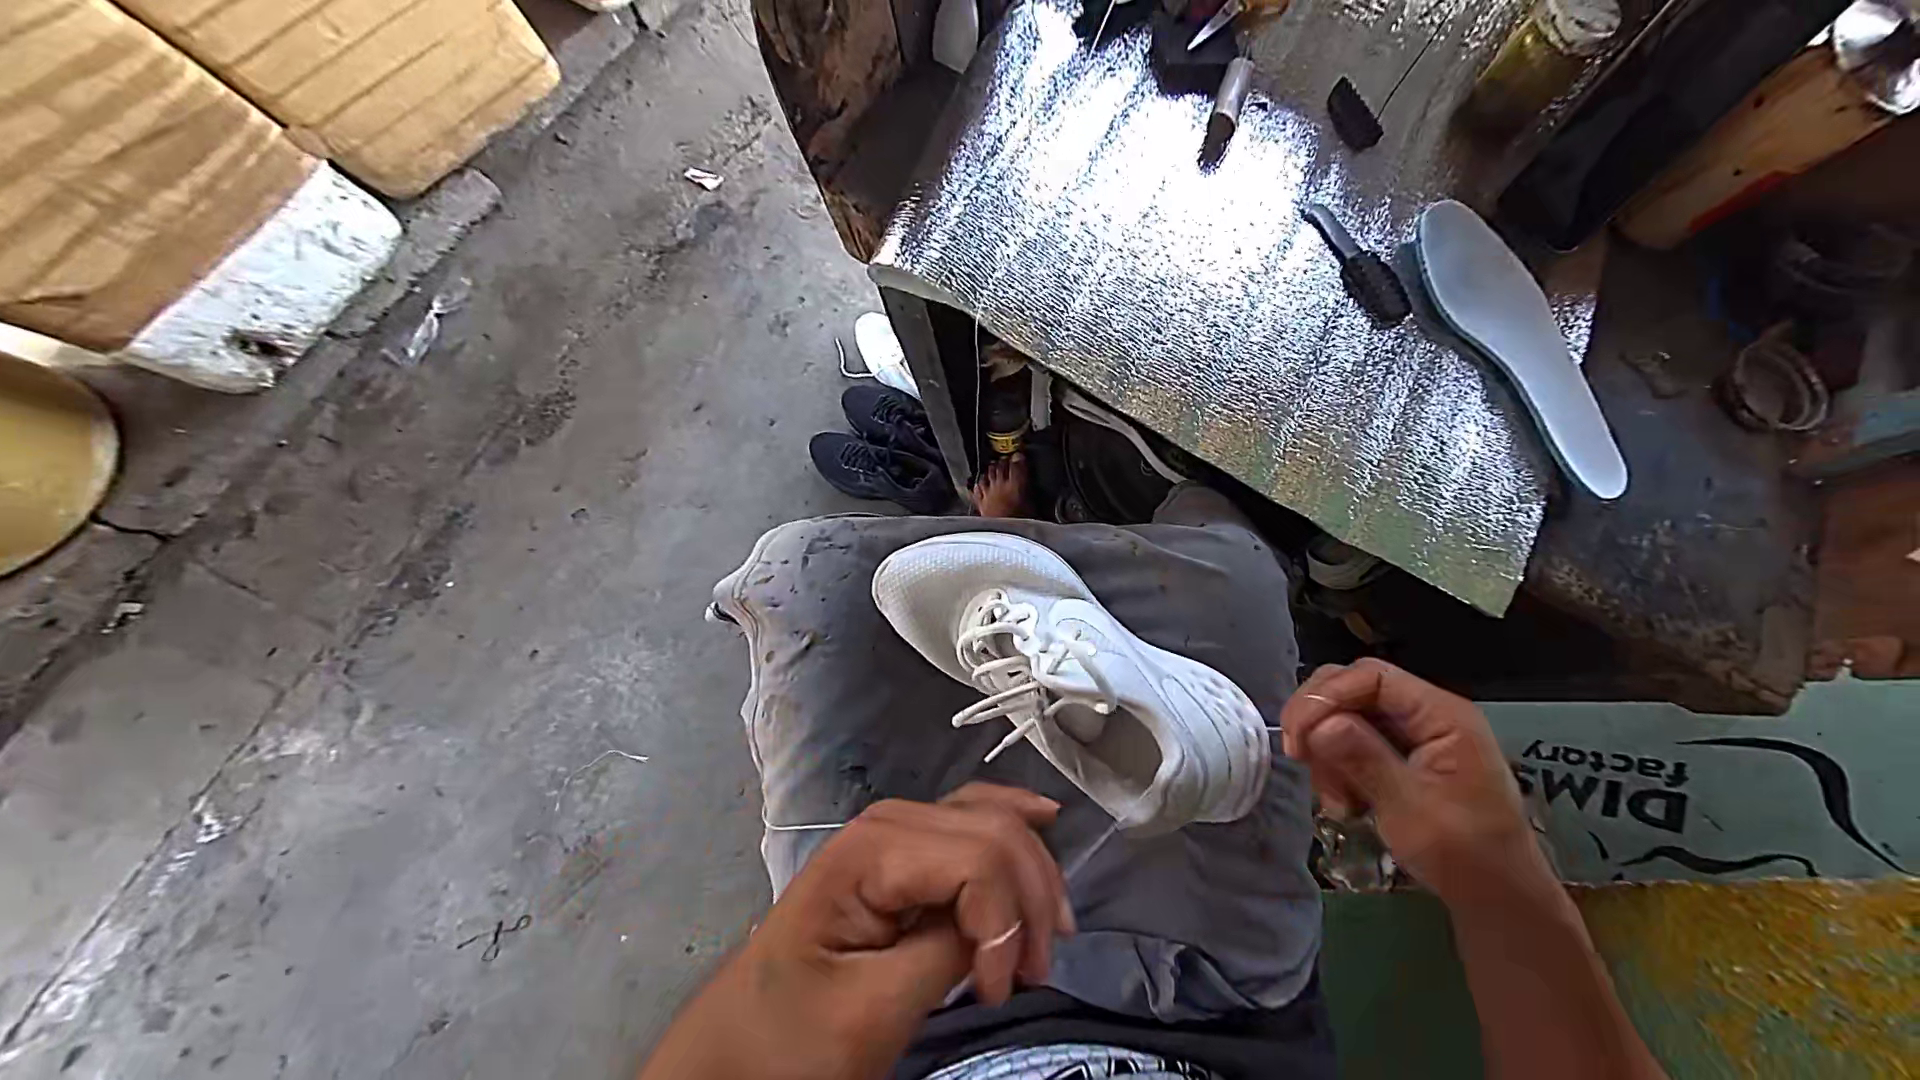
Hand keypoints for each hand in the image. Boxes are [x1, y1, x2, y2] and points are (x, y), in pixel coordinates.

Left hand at [640, 782, 1071, 1079]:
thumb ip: (943, 953)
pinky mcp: (904, 849)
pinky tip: (1040, 818)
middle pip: (992, 832)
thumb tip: (1000, 925)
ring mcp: (897, 829)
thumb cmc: (791, 1037)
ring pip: (990, 820)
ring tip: (1044, 933)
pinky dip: (1011, 826)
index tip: (1000, 992)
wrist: (739, 1041)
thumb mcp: (869, 1012)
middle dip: (1028, 897)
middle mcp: (891, 820)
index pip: (977, 859)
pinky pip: (971, 820)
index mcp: (873, 850)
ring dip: (1030, 872)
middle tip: (1032, 970)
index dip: (1005, 922)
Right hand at [1280, 658, 1550, 906]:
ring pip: (1341, 714)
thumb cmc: (1467, 858)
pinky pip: (1347, 741)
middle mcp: (1425, 713)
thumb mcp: (1413, 811)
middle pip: (1350, 687)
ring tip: (1335, 799)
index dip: (1326, 696)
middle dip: (1317, 720)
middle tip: (1299, 755)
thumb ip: (1366, 761)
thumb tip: (1321, 724)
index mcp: (1443, 716)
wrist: (1498, 901)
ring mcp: (1410, 732)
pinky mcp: (1396, 752)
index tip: (1299, 736)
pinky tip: (1343, 802)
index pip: (1370, 676)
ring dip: (1324, 751)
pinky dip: (1334, 767)